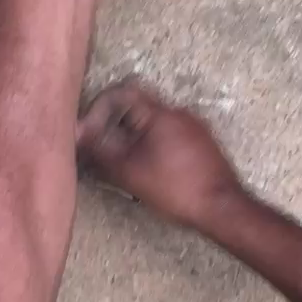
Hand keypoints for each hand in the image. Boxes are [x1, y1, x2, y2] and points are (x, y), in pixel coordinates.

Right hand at [76, 80, 247, 231]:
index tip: (91, 131)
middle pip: (136, 107)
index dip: (99, 108)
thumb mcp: (129, 171)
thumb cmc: (176, 189)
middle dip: (114, 126)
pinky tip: (149, 170)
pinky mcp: (202, 142)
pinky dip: (152, 145)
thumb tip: (78, 134)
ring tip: (124, 164)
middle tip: (103, 149)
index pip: (121, 92)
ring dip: (132, 138)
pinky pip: (169, 134)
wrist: (222, 208)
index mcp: (160, 113)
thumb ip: (99, 150)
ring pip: (152, 122)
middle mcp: (179, 112)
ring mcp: (194, 126)